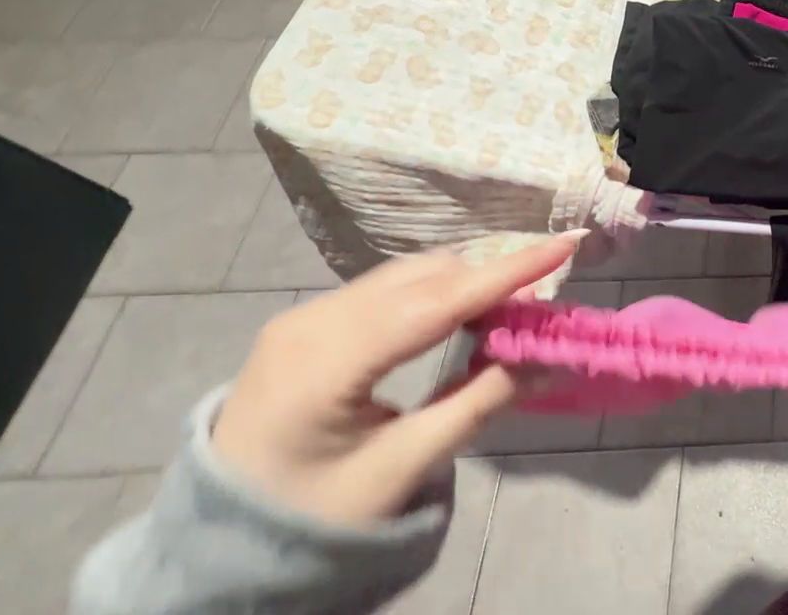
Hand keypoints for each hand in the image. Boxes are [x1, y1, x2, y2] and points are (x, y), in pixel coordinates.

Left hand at [211, 234, 575, 524]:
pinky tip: (458, 315)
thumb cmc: (318, 512)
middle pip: (423, 278)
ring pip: (408, 275)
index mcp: (325, 366)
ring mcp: (303, 317)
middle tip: (540, 304)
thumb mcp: (406, 465)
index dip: (506, 273)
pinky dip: (435, 292)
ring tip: (506, 311)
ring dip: (464, 283)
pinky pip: (387, 287)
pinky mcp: (306, 321)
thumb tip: (553, 358)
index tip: (565, 245)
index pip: (434, 303)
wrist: (222, 540)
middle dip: (490, 280)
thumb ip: (481, 401)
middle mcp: (310, 323)